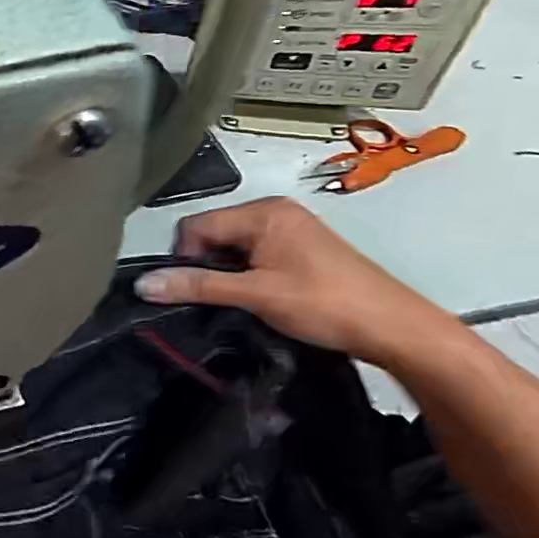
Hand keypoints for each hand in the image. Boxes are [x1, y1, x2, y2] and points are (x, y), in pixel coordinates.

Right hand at [133, 197, 464, 369]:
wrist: (394, 327)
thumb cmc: (325, 304)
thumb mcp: (255, 295)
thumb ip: (197, 286)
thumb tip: (144, 284)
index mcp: (262, 211)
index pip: (195, 225)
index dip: (185, 258)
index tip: (196, 291)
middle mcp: (274, 210)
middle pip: (213, 231)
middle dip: (207, 264)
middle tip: (223, 298)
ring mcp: (291, 227)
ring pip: (233, 244)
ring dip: (228, 271)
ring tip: (246, 299)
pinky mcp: (301, 246)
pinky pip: (255, 251)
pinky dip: (248, 272)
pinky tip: (262, 295)